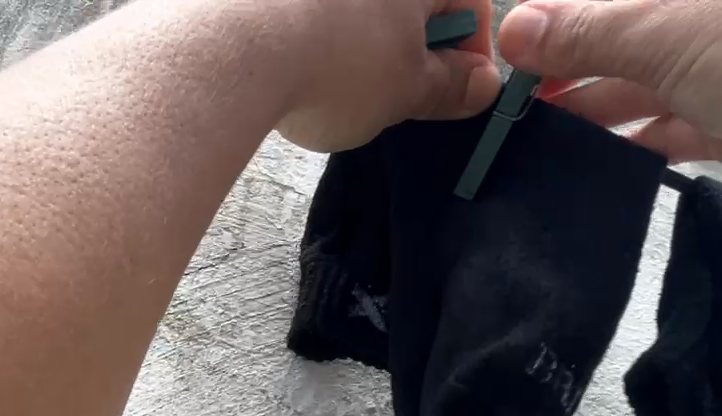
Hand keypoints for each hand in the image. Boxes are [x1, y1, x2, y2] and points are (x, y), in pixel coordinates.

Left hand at [275, 0, 501, 151]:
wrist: (239, 45)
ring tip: (335, 89)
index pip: (468, 2)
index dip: (468, 55)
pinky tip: (297, 70)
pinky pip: (311, 14)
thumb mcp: (403, 92)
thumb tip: (482, 86)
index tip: (455, 97)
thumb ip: (446, 87)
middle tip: (392, 99)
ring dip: (358, 43)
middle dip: (408, 48)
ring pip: (358, 11)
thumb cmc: (338, 65)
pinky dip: (313, 37)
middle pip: (409, 6)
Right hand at [496, 0, 721, 203]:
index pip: (608, 1)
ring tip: (531, 149)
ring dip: (587, 118)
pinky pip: (664, 135)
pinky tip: (584, 168)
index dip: (554, 28)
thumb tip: (512, 28)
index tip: (503, 69)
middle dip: (563, 77)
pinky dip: (625, 150)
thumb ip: (589, 34)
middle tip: (505, 121)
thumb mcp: (673, 28)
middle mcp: (709, 16)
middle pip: (619, 44)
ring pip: (635, 93)